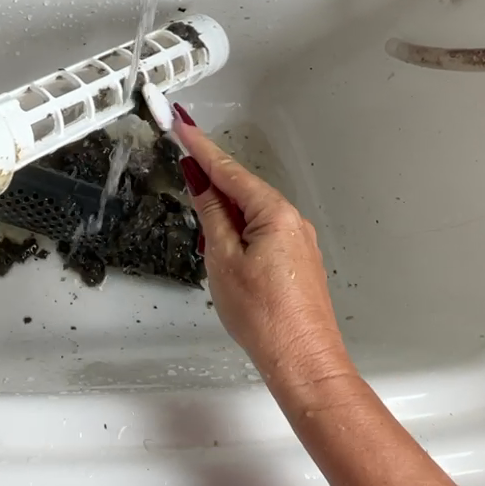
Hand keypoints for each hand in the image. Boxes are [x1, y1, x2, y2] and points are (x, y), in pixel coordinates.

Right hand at [174, 109, 352, 389]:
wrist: (304, 363)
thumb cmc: (264, 317)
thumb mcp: (222, 258)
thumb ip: (210, 212)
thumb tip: (198, 178)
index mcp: (272, 212)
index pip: (227, 169)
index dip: (199, 145)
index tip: (180, 121)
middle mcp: (290, 219)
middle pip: (241, 187)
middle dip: (209, 178)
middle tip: (182, 158)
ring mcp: (297, 239)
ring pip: (250, 210)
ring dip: (222, 208)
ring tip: (199, 222)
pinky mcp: (297, 259)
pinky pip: (262, 228)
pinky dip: (238, 226)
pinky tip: (223, 241)